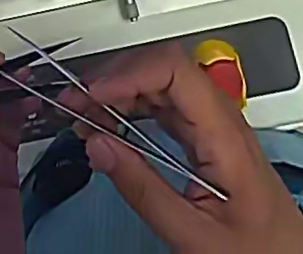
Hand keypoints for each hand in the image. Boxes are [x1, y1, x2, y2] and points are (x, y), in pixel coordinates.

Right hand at [61, 44, 302, 253]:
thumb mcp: (198, 237)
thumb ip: (145, 191)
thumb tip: (97, 144)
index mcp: (225, 134)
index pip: (173, 70)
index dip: (128, 72)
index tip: (94, 94)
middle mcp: (219, 116)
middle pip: (159, 67)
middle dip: (112, 78)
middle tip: (77, 103)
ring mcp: (209, 121)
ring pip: (155, 80)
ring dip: (115, 90)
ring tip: (84, 113)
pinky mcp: (200, 131)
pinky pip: (158, 101)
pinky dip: (126, 106)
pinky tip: (107, 122)